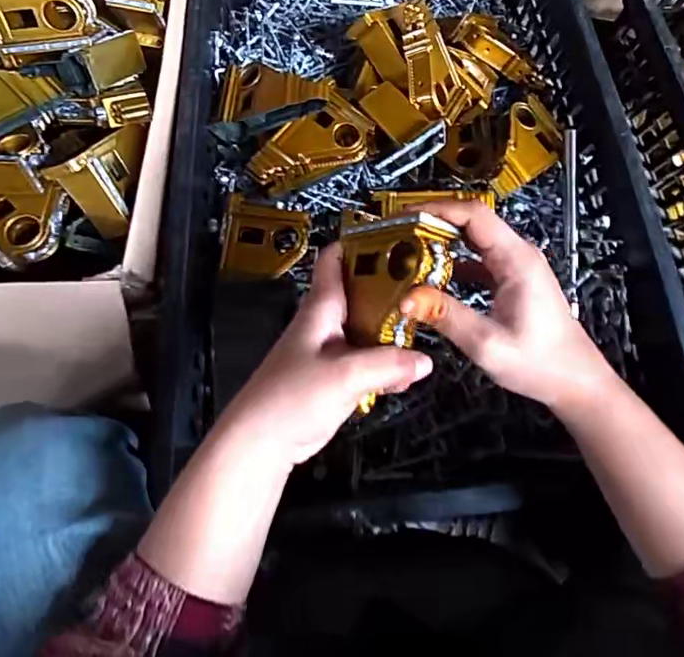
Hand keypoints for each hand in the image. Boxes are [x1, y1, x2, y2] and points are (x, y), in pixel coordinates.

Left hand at [213, 244, 433, 468]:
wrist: (259, 445)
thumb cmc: (291, 397)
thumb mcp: (344, 376)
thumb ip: (386, 366)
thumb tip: (424, 361)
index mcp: (320, 308)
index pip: (335, 259)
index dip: (361, 243)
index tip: (396, 239)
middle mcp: (324, 323)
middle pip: (359, 293)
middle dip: (389, 288)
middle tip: (424, 287)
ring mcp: (328, 351)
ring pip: (365, 328)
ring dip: (390, 330)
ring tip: (422, 329)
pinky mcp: (331, 378)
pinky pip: (364, 361)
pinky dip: (384, 364)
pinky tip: (404, 375)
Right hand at [407, 199, 619, 414]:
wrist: (576, 381)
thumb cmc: (541, 364)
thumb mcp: (487, 344)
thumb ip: (446, 317)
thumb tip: (407, 299)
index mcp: (516, 259)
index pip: (474, 214)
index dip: (438, 208)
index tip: (406, 216)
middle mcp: (518, 254)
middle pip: (471, 220)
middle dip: (433, 221)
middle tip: (400, 232)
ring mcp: (516, 264)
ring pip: (473, 237)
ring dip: (442, 239)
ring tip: (409, 250)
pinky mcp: (512, 278)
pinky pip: (478, 257)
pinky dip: (453, 259)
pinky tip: (432, 275)